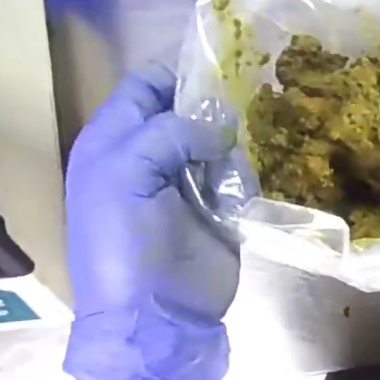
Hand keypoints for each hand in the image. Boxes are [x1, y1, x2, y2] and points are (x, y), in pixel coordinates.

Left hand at [63, 66, 256, 379]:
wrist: (157, 315)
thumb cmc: (125, 244)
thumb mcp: (124, 176)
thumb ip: (165, 135)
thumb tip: (215, 123)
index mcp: (116, 142)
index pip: (145, 87)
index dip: (177, 73)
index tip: (221, 64)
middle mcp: (153, 157)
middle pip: (188, 113)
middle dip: (215, 105)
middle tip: (253, 96)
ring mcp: (190, 185)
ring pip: (220, 143)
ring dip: (237, 140)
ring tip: (261, 133)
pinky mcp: (222, 211)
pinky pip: (240, 177)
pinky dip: (250, 171)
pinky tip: (262, 169)